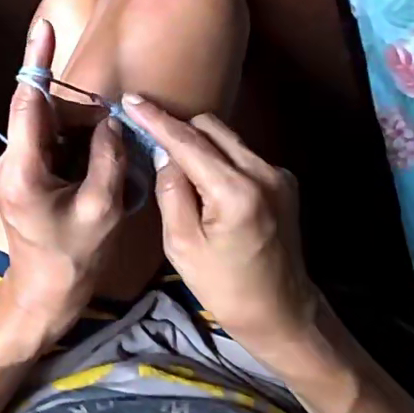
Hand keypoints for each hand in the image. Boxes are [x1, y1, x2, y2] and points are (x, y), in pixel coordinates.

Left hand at [0, 19, 128, 346]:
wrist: (43, 291)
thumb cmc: (74, 257)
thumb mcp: (103, 208)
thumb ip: (108, 157)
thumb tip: (109, 121)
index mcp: (22, 170)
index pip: (29, 103)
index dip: (37, 62)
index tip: (44, 27)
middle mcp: (7, 162)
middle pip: (44, 113)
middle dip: (81, 115)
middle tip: (113, 138)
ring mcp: (9, 167)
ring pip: (47, 127)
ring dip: (80, 133)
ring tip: (105, 163)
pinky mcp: (17, 173)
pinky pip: (47, 143)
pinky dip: (72, 146)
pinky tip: (91, 169)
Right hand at [123, 96, 329, 372]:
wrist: (282, 313)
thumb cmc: (223, 287)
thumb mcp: (180, 245)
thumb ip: (170, 192)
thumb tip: (164, 154)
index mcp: (235, 191)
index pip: (186, 141)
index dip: (155, 119)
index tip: (130, 99)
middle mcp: (262, 172)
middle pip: (209, 126)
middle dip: (176, 128)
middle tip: (147, 139)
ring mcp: (277, 175)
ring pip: (226, 137)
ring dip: (196, 143)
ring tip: (172, 165)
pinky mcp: (283, 182)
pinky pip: (240, 154)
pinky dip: (216, 157)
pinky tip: (203, 183)